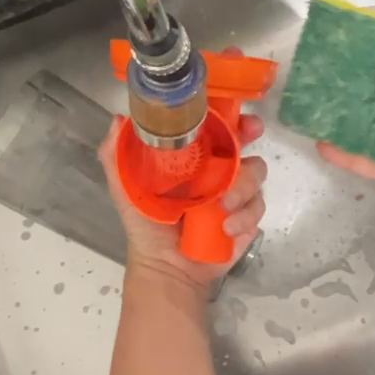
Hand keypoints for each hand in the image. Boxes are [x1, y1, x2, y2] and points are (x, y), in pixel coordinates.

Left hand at [99, 112, 267, 295]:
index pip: (212, 124)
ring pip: (255, 171)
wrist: (164, 267)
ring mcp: (237, 191)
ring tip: (224, 205)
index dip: (223, 111)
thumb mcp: (125, 188)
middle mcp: (217, 167)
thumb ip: (116, 156)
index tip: (225, 108)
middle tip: (250, 133)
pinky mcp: (248, 216)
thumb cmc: (146, 223)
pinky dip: (244, 216)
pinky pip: (257, 206)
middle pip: (244, 139)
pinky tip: (225, 228)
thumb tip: (118, 119)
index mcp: (192, 155)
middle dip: (251, 130)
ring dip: (243, 185)